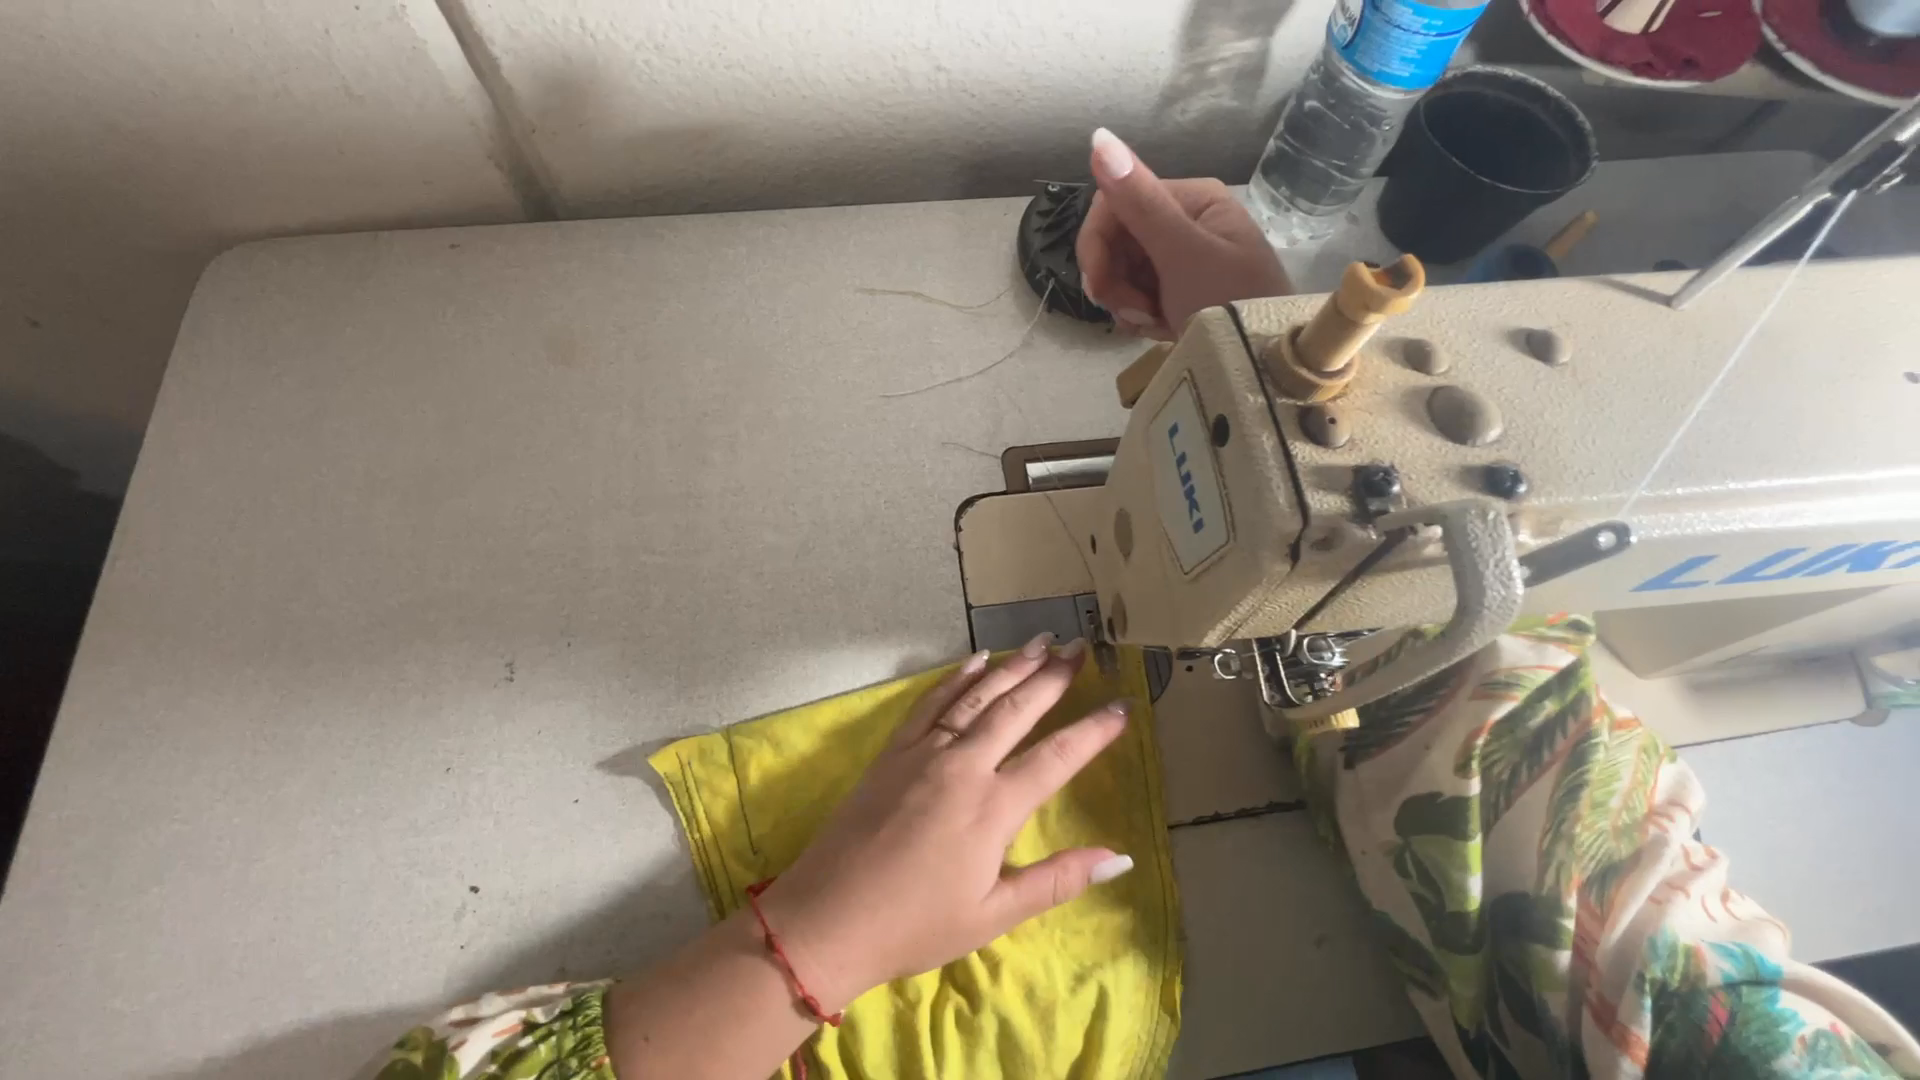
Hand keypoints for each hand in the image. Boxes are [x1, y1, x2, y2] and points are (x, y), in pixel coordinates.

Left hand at [755, 633, 1133, 1010]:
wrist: (827, 917)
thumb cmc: (915, 924)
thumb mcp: (993, 915)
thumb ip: (1057, 880)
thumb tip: (1119, 856)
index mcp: (992, 808)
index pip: (1056, 758)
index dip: (1093, 731)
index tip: (1122, 705)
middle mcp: (962, 766)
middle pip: (1016, 710)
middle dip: (1052, 677)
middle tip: (1080, 647)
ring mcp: (923, 753)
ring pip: (976, 696)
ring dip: (1011, 666)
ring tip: (1040, 641)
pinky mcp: (892, 752)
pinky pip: (931, 703)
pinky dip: (957, 678)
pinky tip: (976, 660)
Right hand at [1077, 127, 1292, 340]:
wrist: (1263, 363)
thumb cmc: (1230, 301)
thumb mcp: (1182, 253)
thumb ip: (1140, 201)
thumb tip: (1099, 138)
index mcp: (1190, 200)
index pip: (1115, 205)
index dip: (1097, 246)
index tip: (1098, 289)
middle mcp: (1184, 223)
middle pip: (1114, 243)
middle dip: (1115, 282)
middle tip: (1136, 313)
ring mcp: (1179, 260)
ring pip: (1120, 274)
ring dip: (1125, 304)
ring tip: (1153, 323)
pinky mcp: (1177, 293)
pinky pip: (1136, 297)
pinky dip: (1138, 316)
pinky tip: (1158, 330)